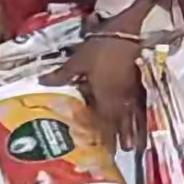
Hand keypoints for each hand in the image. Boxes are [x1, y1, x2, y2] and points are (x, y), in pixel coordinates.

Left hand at [42, 36, 143, 152]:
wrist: (124, 32)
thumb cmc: (99, 48)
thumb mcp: (77, 61)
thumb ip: (62, 75)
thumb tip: (42, 83)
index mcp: (104, 94)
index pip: (104, 120)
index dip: (106, 134)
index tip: (107, 149)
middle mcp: (119, 96)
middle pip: (122, 119)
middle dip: (124, 135)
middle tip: (126, 150)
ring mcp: (131, 88)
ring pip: (133, 112)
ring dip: (135, 127)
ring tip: (138, 142)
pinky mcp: (138, 80)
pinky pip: (138, 101)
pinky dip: (139, 111)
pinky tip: (141, 116)